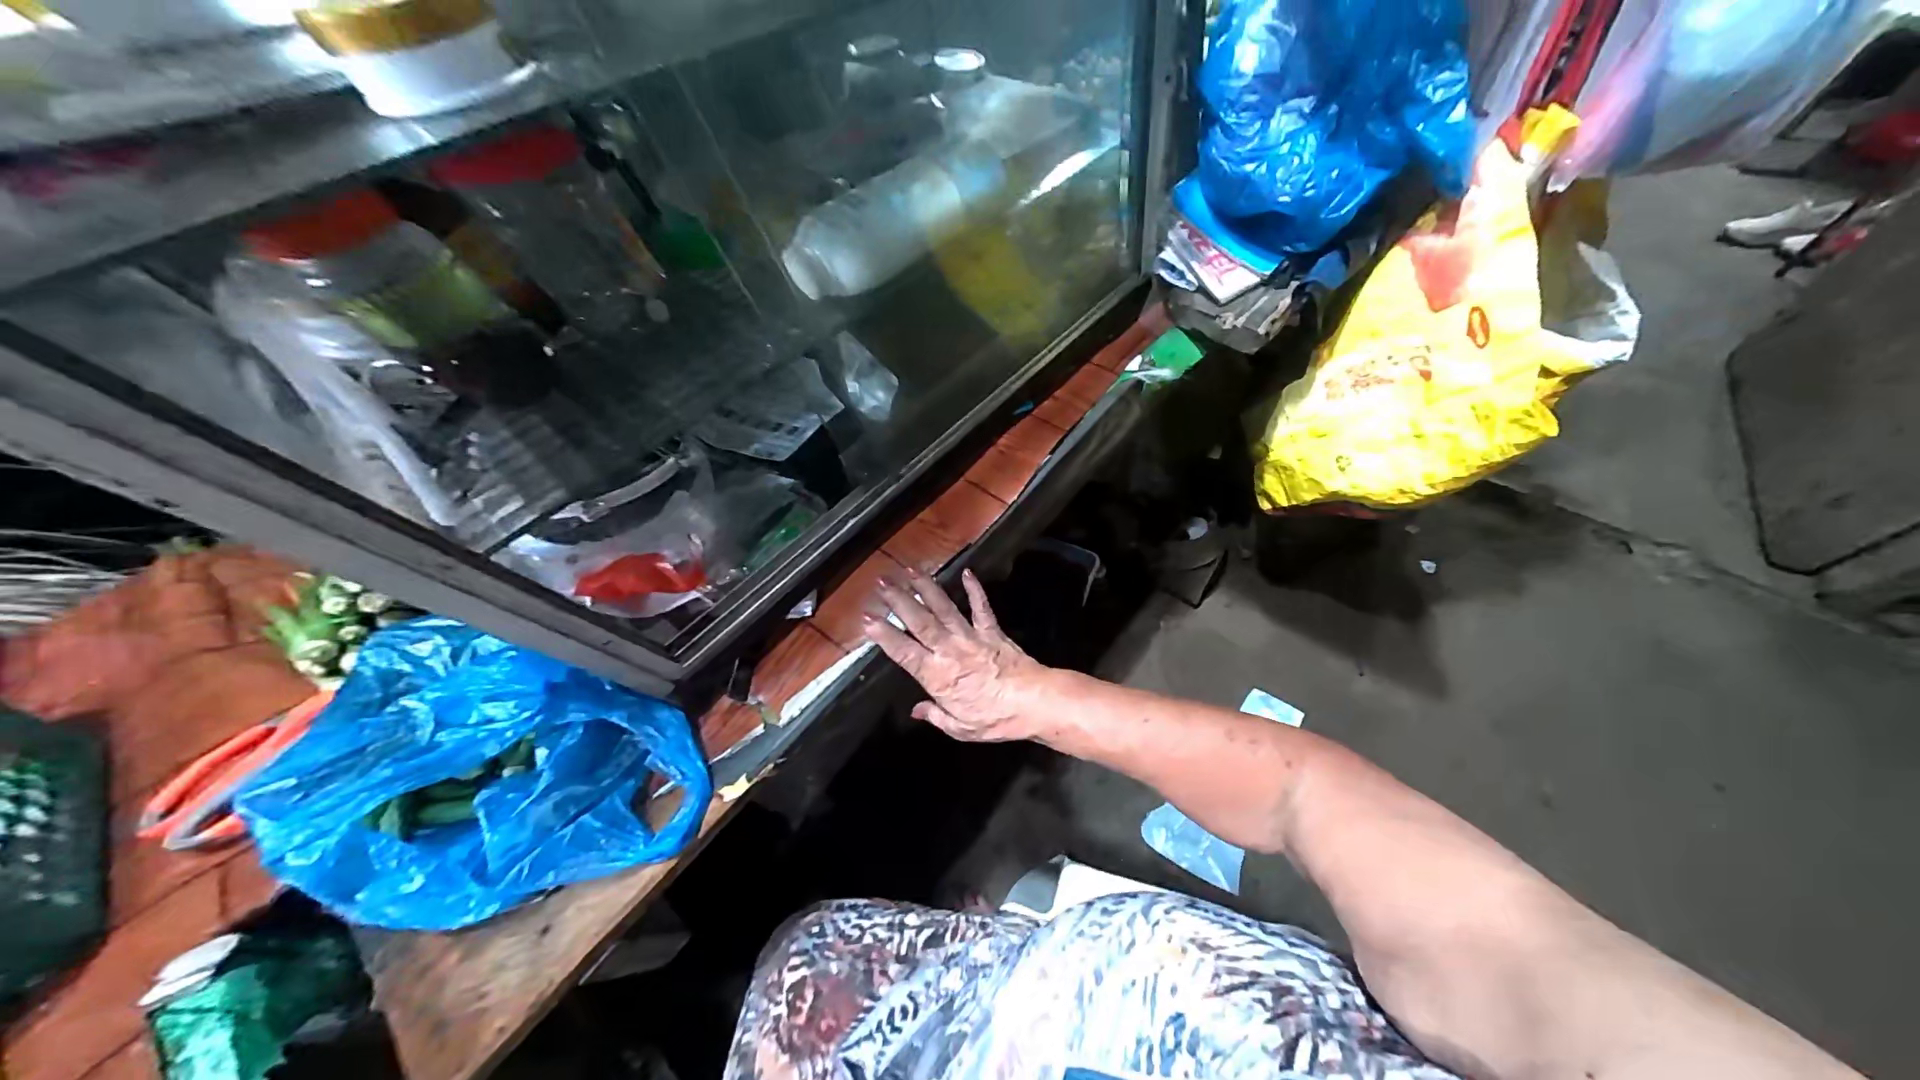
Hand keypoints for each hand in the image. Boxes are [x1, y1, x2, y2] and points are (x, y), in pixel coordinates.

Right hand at [862, 568, 1048, 741]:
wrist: (1034, 702)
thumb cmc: (997, 719)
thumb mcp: (961, 728)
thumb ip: (936, 715)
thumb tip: (917, 711)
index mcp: (938, 676)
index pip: (904, 651)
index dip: (884, 634)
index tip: (867, 618)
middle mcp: (950, 650)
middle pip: (919, 621)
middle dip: (898, 599)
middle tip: (882, 581)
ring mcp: (971, 637)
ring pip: (944, 608)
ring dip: (926, 588)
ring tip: (910, 570)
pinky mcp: (992, 631)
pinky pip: (981, 607)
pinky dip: (974, 589)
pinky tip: (966, 573)